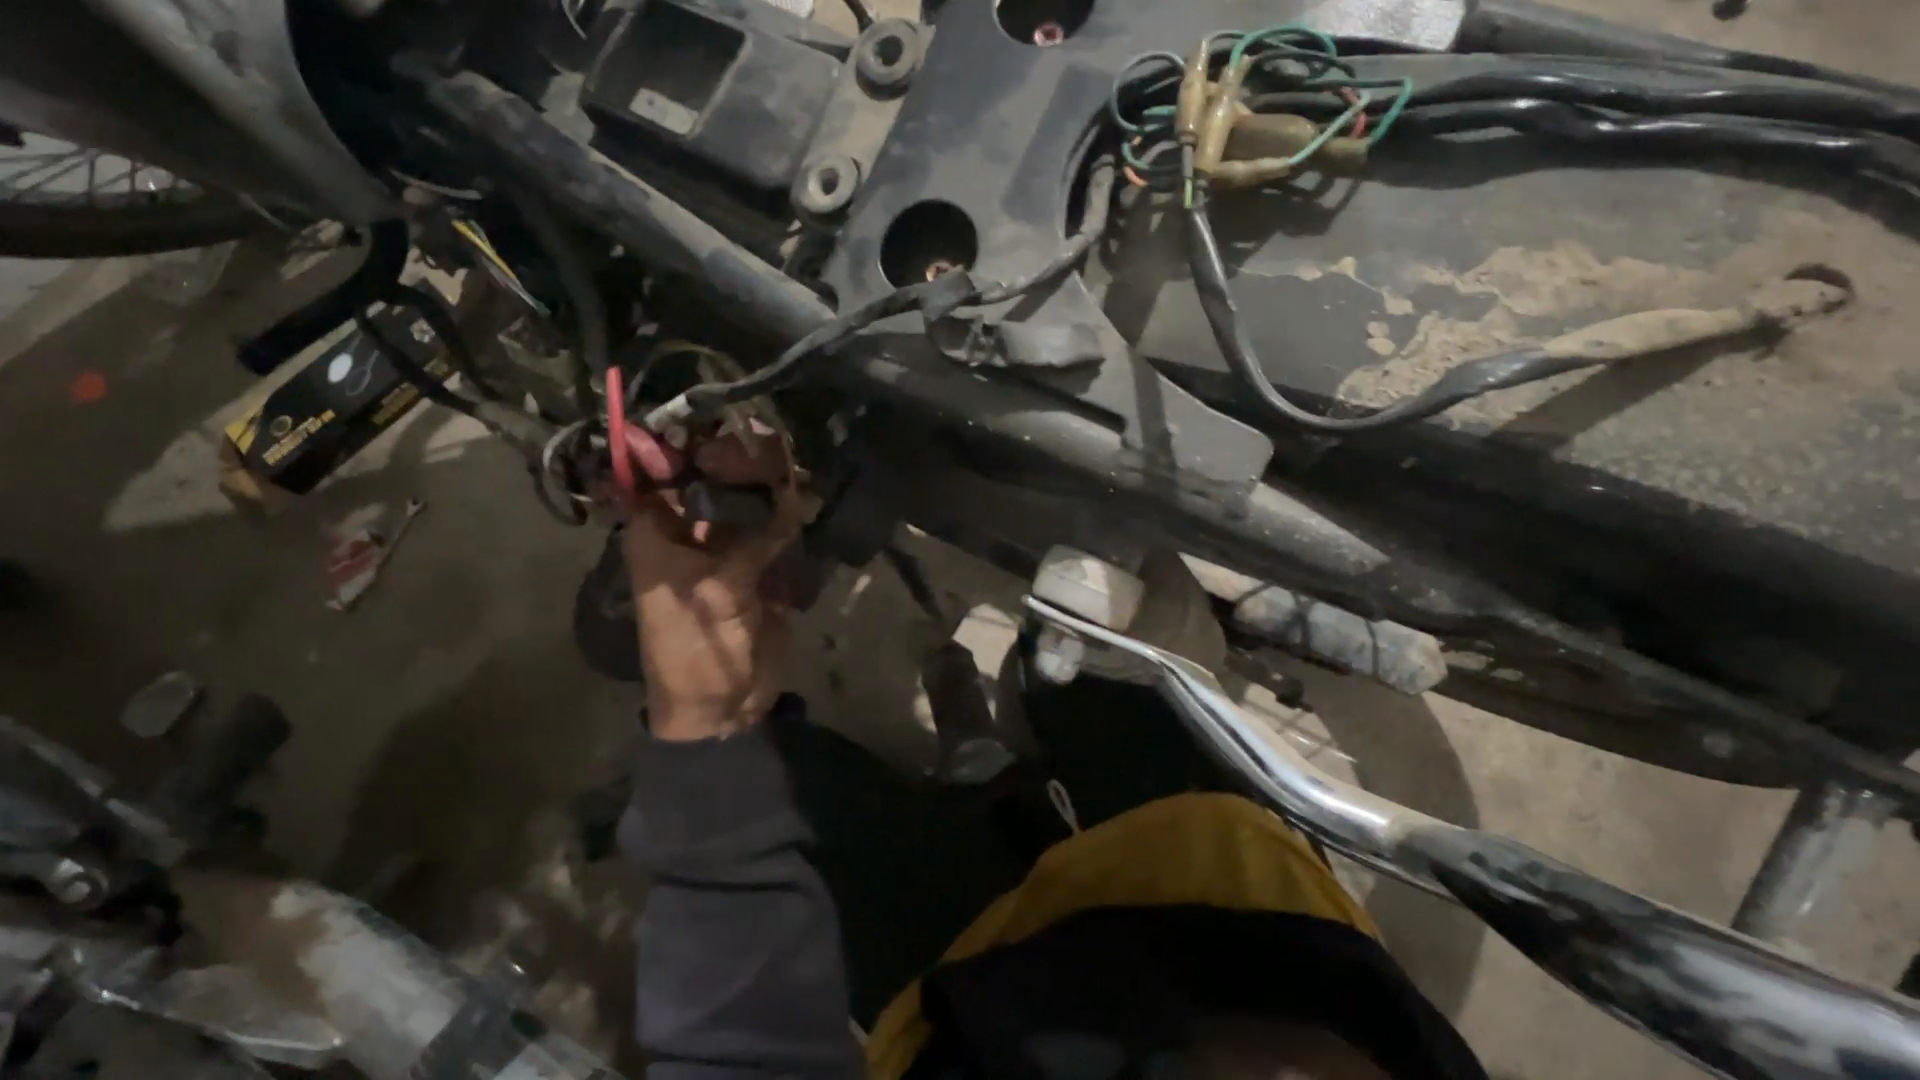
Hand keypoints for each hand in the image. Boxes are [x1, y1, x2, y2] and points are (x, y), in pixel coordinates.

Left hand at [619, 426, 801, 741]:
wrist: (723, 704)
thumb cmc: (695, 646)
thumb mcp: (715, 589)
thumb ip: (751, 538)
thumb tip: (787, 491)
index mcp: (657, 534)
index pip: (659, 474)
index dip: (676, 444)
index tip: (709, 418)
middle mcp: (691, 533)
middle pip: (708, 480)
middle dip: (733, 458)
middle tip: (763, 439)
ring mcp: (728, 550)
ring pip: (745, 501)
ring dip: (765, 480)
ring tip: (789, 461)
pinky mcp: (762, 567)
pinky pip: (774, 530)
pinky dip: (788, 512)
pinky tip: (803, 490)